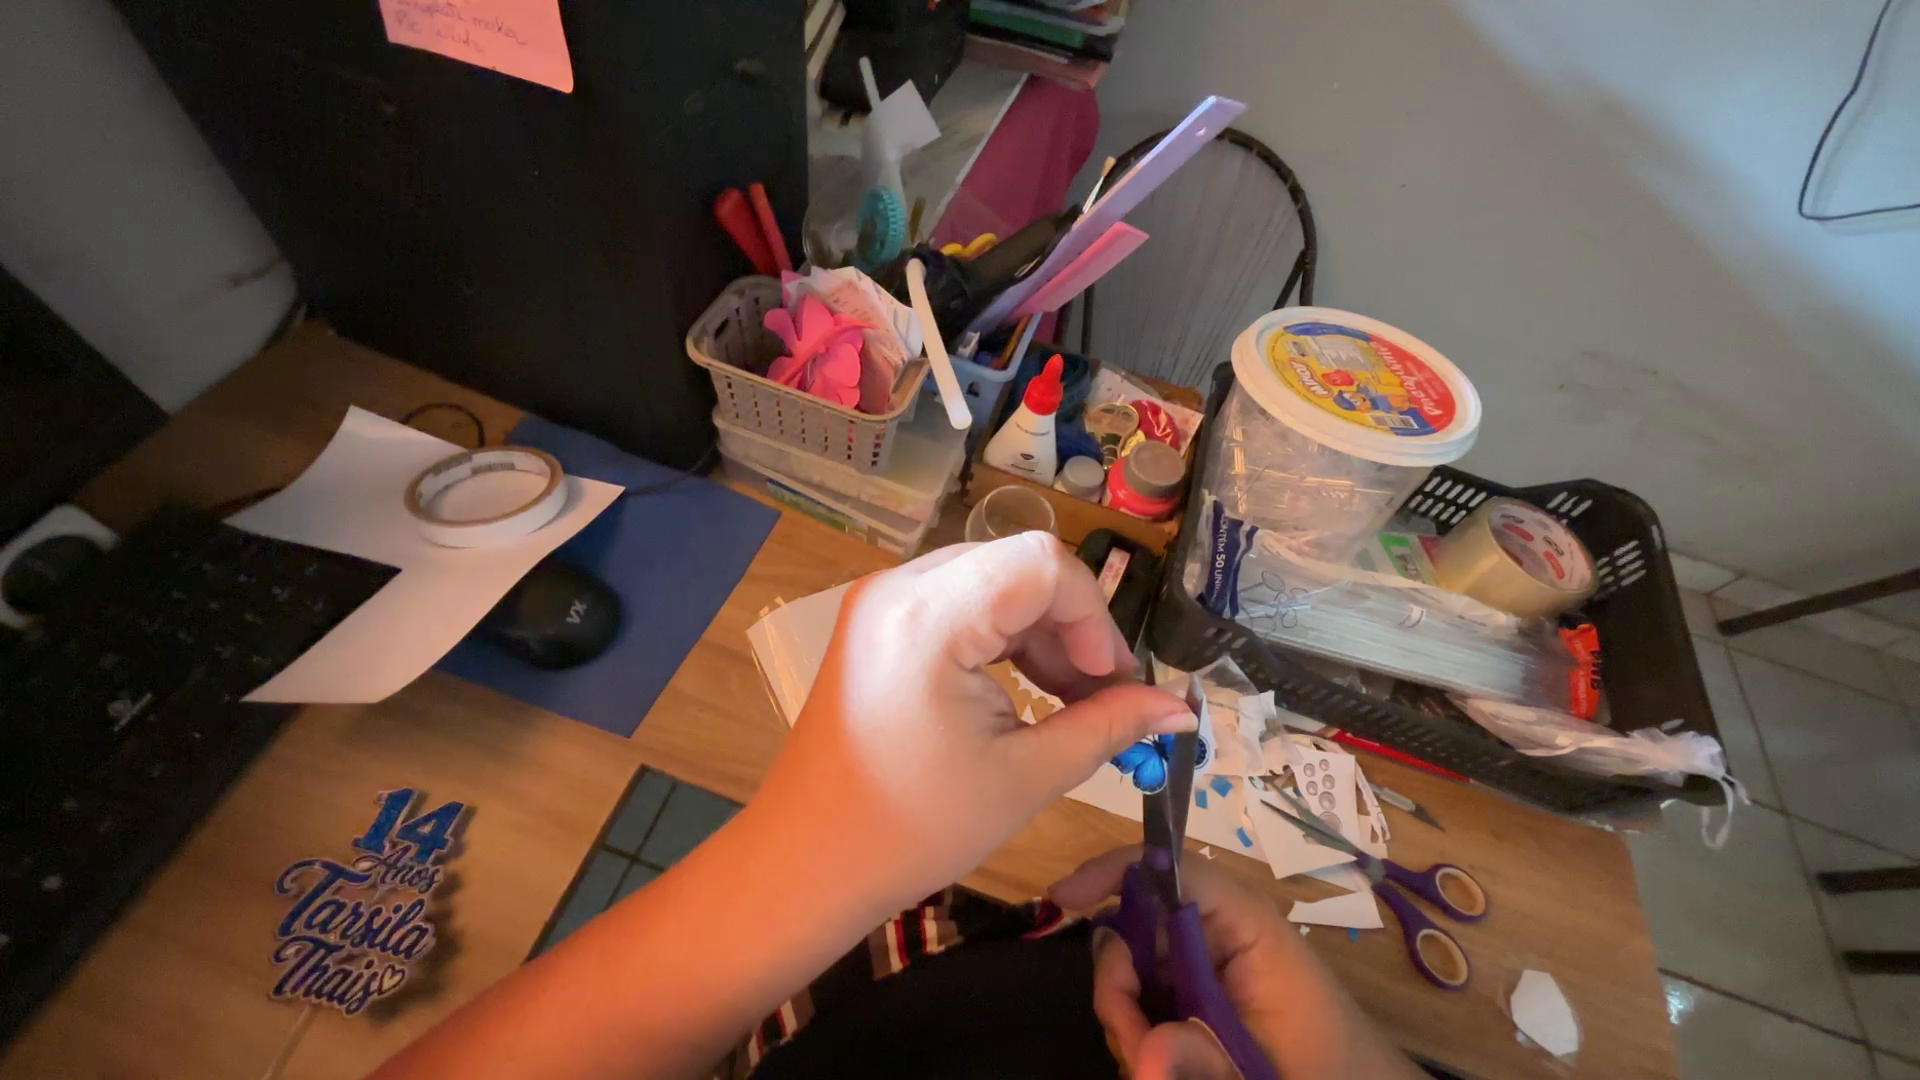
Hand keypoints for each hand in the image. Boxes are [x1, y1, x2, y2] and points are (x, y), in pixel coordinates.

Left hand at [749, 534, 1195, 918]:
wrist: (806, 860)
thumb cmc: (910, 831)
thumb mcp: (1023, 778)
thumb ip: (1107, 727)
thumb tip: (1181, 707)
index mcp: (926, 617)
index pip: (1042, 564)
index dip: (1093, 617)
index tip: (1110, 682)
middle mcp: (899, 586)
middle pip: (1018, 566)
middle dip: (1072, 626)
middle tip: (1098, 696)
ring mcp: (884, 598)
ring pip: (994, 581)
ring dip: (1042, 632)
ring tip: (1067, 700)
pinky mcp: (881, 619)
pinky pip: (962, 601)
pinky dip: (1004, 636)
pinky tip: (1024, 688)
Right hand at [1051, 848, 1423, 1079]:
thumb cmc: (1334, 1076)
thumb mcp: (1268, 1072)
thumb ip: (1206, 1064)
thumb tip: (1146, 1059)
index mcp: (1243, 925)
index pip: (1173, 869)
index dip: (1114, 869)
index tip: (1062, 896)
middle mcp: (1213, 932)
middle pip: (1135, 921)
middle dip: (1118, 979)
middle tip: (1131, 1038)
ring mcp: (1198, 965)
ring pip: (1130, 965)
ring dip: (1126, 1016)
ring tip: (1155, 1069)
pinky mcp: (1191, 997)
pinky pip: (1142, 998)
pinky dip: (1137, 1032)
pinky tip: (1158, 1064)